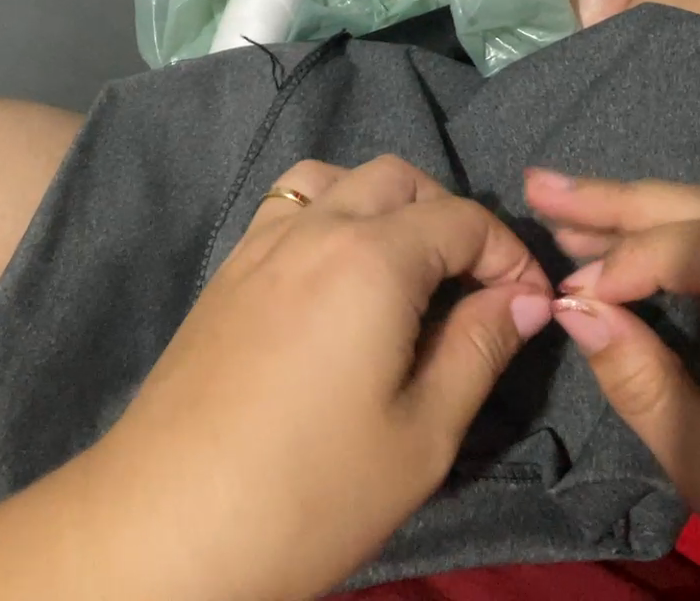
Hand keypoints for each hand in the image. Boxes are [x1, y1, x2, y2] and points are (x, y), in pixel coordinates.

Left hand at [83, 156, 554, 600]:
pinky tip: (334, 275)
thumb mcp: (422, 433)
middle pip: (398, 178)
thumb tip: (525, 297)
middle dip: (449, 217)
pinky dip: (330, 213)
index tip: (528, 302)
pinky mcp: (228, 268)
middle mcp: (314, 228)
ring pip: (335, 177)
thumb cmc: (311, 489)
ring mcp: (261, 242)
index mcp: (371, 258)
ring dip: (384, 203)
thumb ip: (479, 348)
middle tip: (470, 284)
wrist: (171, 521)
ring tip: (404, 267)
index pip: (461, 219)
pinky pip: (288, 205)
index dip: (508, 254)